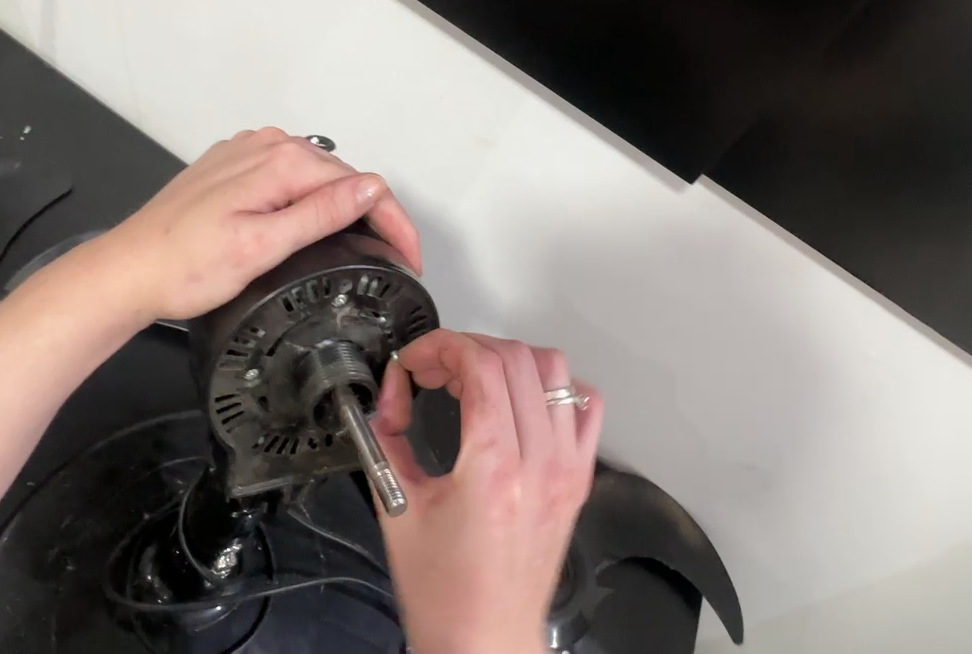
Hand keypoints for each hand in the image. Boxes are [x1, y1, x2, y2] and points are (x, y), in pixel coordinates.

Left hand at [30, 127, 421, 330]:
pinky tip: (314, 218)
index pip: (360, 184)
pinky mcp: (234, 165)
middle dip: (374, 211)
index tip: (409, 256)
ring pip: (317, 173)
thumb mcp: (263, 246)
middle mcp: (268, 144)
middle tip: (393, 255)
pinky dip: (311, 194)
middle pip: (342, 175)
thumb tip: (371, 188)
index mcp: (280, 161)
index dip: (393, 221)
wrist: (127, 271)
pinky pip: (289, 172)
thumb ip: (320, 212)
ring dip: (344, 202)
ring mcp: (248, 151)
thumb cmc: (185, 267)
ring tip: (364, 240)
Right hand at [371, 330, 603, 653]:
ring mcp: (567, 466)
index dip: (441, 346)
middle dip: (466, 347)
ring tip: (474, 378)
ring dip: (508, 359)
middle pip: (514, 357)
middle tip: (434, 370)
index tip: (416, 359)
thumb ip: (387, 436)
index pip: (480, 365)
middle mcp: (540, 460)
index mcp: (494, 466)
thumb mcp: (397, 507)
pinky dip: (555, 386)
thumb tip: (392, 389)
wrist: (485, 641)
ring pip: (554, 369)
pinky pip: (585, 405)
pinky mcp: (579, 477)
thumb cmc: (443, 590)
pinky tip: (522, 398)